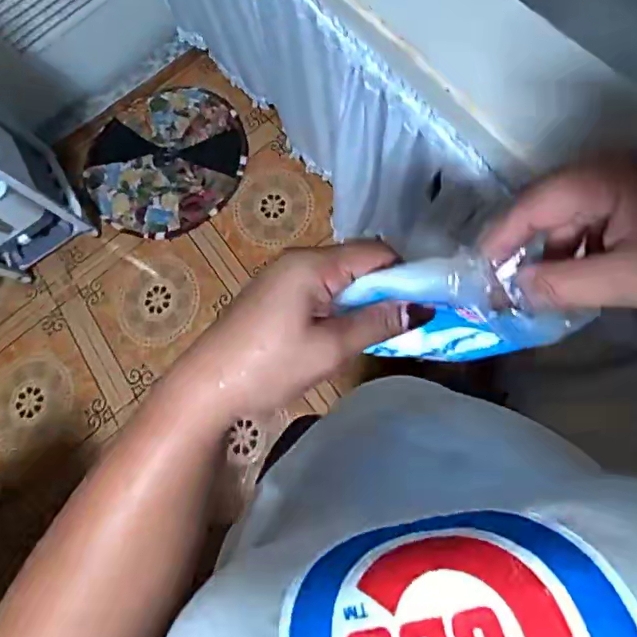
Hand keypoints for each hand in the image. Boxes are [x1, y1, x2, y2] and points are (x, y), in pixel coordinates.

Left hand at [162, 241, 408, 424]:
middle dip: (386, 288)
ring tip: (381, 333)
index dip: (406, 274)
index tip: (428, 305)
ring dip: (362, 299)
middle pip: (357, 261)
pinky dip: (339, 305)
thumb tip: (421, 307)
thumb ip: (375, 323)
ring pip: (339, 276)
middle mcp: (298, 258)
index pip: (375, 251)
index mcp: (311, 264)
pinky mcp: (275, 292)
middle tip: (409, 325)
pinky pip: (319, 287)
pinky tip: (345, 333)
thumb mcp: (329, 349)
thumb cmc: (269, 366)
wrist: (207, 384)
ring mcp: (283, 274)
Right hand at [478, 153, 636, 325]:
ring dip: (555, 254)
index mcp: (601, 176)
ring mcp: (633, 178)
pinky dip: (584, 249)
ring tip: (539, 295)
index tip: (476, 278)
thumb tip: (509, 290)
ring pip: (572, 218)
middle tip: (503, 292)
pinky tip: (580, 280)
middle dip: (524, 251)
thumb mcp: (634, 281)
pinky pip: (600, 221)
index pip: (528, 206)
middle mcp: (609, 167)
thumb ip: (563, 283)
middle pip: (546, 209)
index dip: (498, 242)